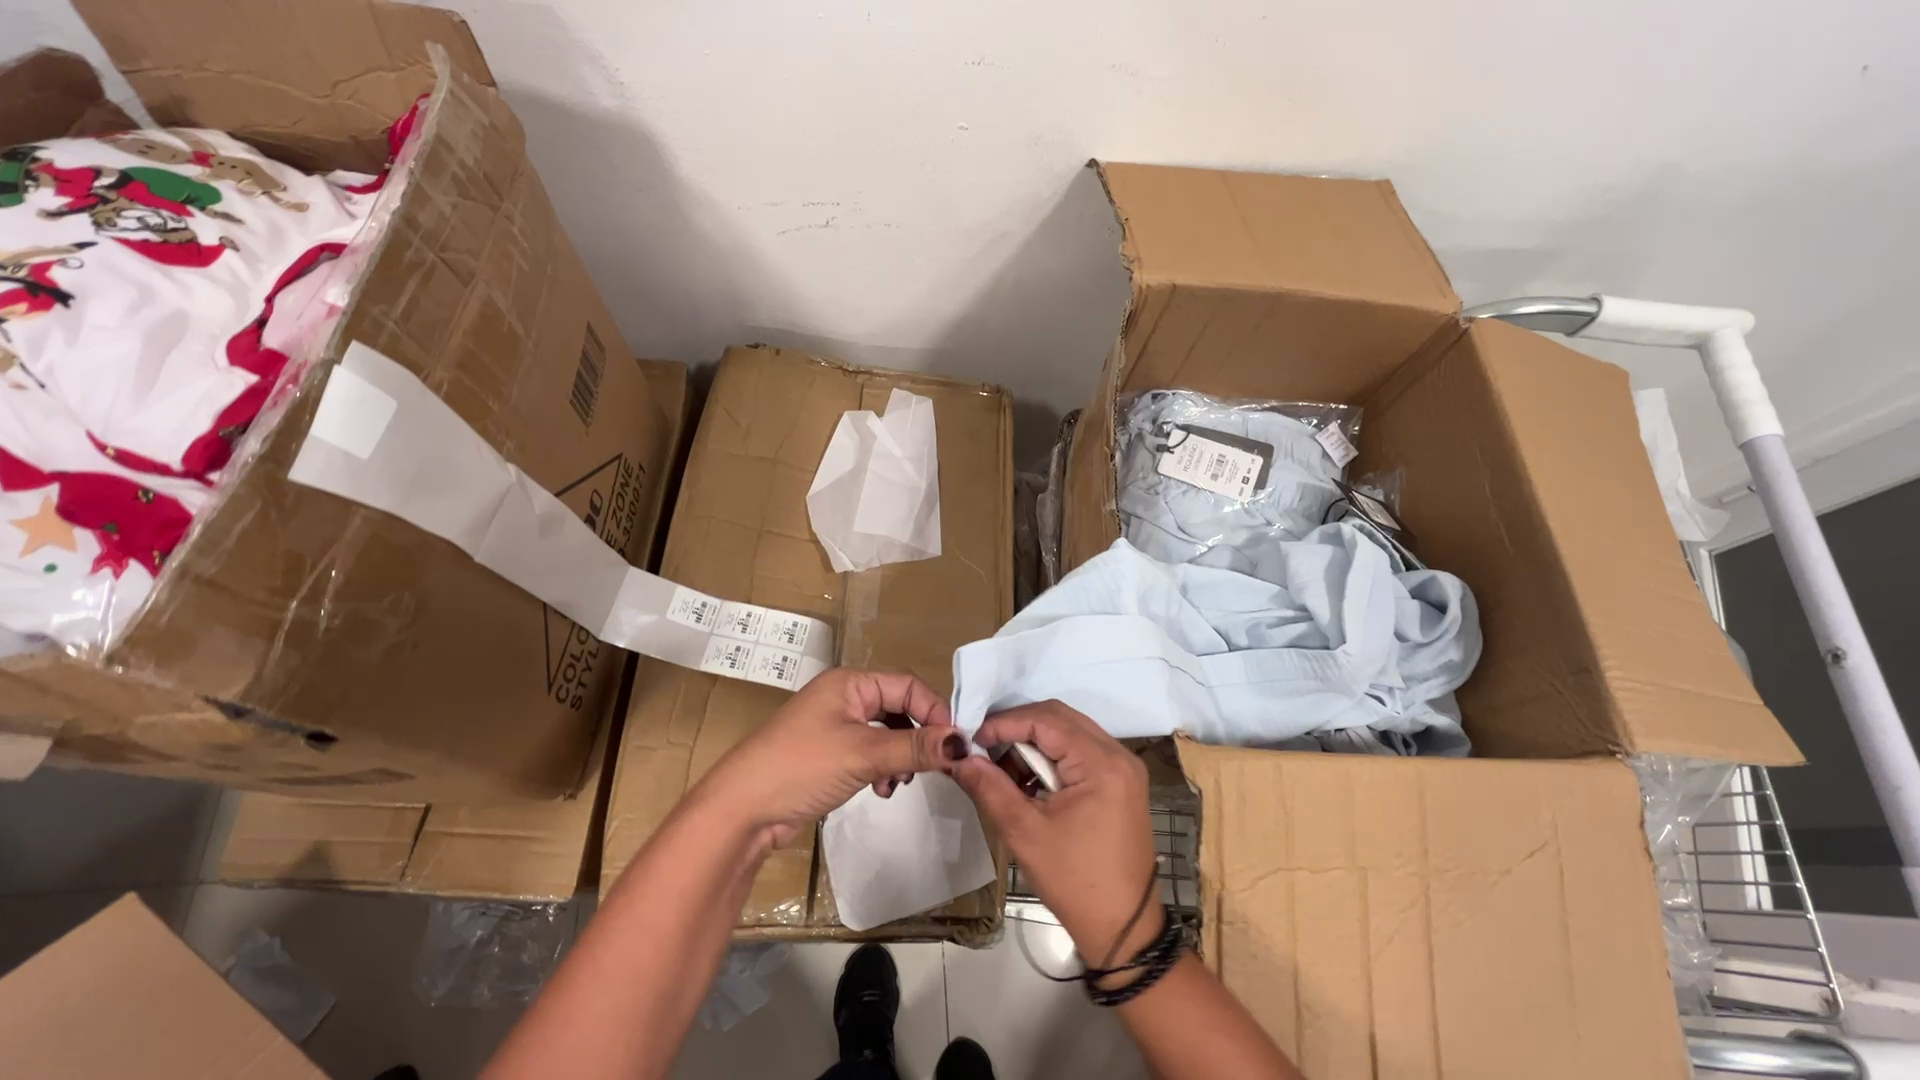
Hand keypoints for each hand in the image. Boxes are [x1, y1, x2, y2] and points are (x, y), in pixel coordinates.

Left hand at [694, 668, 969, 844]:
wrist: (742, 810)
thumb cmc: (802, 767)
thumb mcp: (864, 755)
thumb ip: (915, 748)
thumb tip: (964, 742)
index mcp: (850, 683)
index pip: (909, 686)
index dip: (935, 712)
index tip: (955, 744)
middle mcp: (844, 698)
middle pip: (899, 709)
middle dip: (918, 738)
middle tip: (932, 767)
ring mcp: (835, 727)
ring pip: (887, 734)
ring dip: (901, 758)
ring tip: (897, 783)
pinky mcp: (829, 755)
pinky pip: (871, 754)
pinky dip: (883, 770)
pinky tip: (881, 791)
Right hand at [946, 700, 1159, 967]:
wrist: (1122, 927)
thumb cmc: (1073, 879)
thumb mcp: (1024, 832)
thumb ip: (990, 786)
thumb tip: (958, 757)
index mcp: (1101, 763)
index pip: (1046, 720)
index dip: (1004, 723)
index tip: (972, 741)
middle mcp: (1118, 755)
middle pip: (1060, 718)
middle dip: (1018, 728)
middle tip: (985, 750)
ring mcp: (1124, 769)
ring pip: (1071, 733)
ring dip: (1035, 743)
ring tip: (1004, 772)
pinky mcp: (1122, 784)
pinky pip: (1082, 752)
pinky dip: (1053, 758)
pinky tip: (1030, 784)